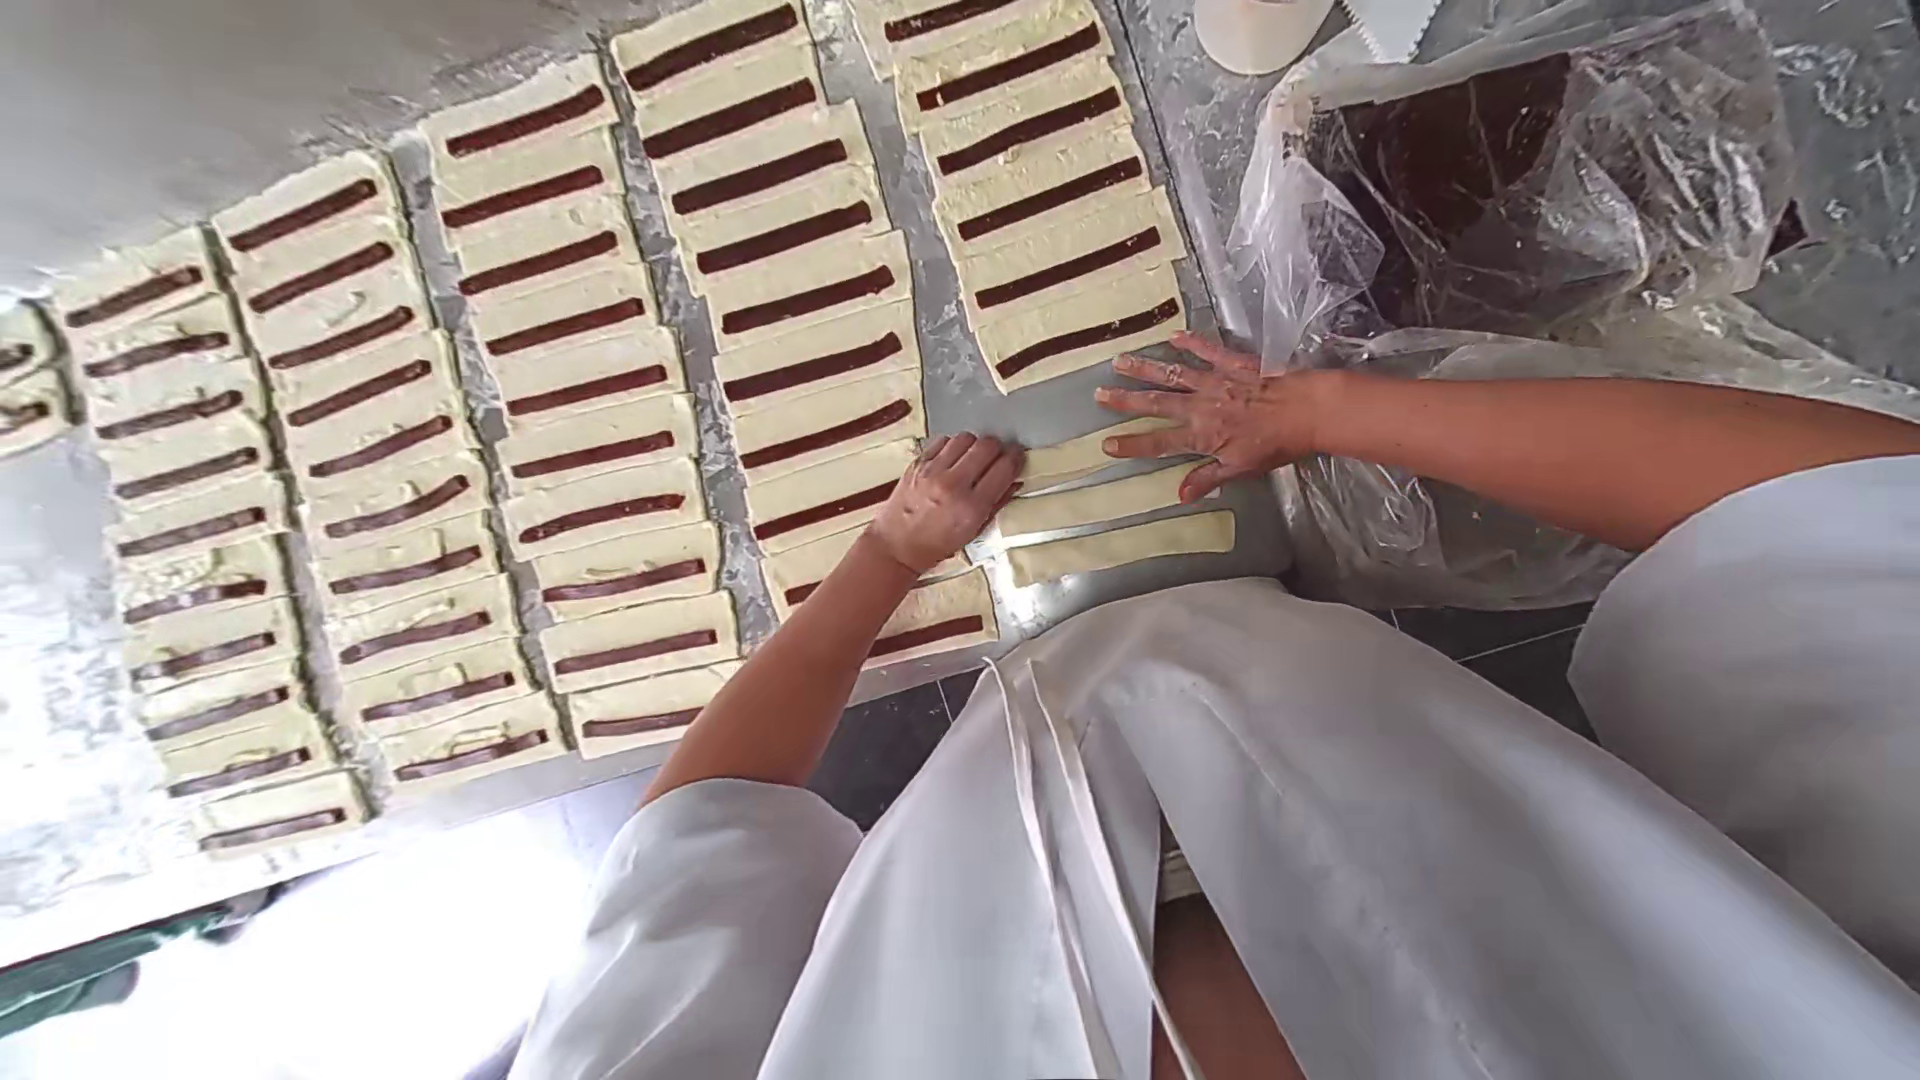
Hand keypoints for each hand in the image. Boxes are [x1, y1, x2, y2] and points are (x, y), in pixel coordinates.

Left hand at [868, 433, 1022, 573]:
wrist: (896, 545)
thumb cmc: (936, 545)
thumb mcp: (974, 531)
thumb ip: (997, 503)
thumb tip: (1015, 480)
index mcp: (971, 507)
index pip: (1004, 468)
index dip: (1016, 458)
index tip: (1017, 457)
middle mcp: (953, 485)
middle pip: (988, 445)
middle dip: (998, 448)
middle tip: (997, 457)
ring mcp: (932, 471)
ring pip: (966, 438)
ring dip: (975, 446)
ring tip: (973, 458)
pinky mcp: (917, 463)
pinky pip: (943, 441)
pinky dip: (953, 447)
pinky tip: (952, 459)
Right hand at [1095, 331, 1330, 501]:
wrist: (1310, 410)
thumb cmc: (1276, 444)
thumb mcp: (1241, 468)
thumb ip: (1208, 479)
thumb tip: (1181, 496)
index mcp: (1201, 435)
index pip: (1158, 444)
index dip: (1131, 445)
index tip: (1106, 444)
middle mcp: (1200, 407)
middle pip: (1155, 403)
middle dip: (1125, 400)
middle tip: (1099, 394)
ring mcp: (1215, 382)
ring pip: (1172, 374)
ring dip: (1144, 368)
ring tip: (1119, 361)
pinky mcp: (1233, 364)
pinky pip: (1208, 351)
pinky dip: (1190, 343)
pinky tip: (1172, 336)